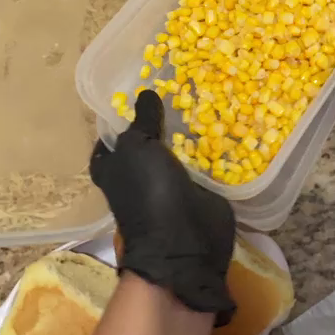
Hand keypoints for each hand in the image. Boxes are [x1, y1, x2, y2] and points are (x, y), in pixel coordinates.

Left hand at [90, 91, 236, 320]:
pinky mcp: (198, 194)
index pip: (109, 143)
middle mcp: (138, 178)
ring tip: (207, 102)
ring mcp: (169, 187)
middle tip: (181, 93)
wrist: (184, 241)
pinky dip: (212, 153)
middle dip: (161, 124)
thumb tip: (144, 92)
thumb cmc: (148, 192)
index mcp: (113, 169)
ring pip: (177, 154)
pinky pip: (203, 168)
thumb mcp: (137, 147)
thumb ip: (142, 120)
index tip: (136, 98)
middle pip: (147, 145)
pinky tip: (225, 129)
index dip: (118, 123)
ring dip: (191, 136)